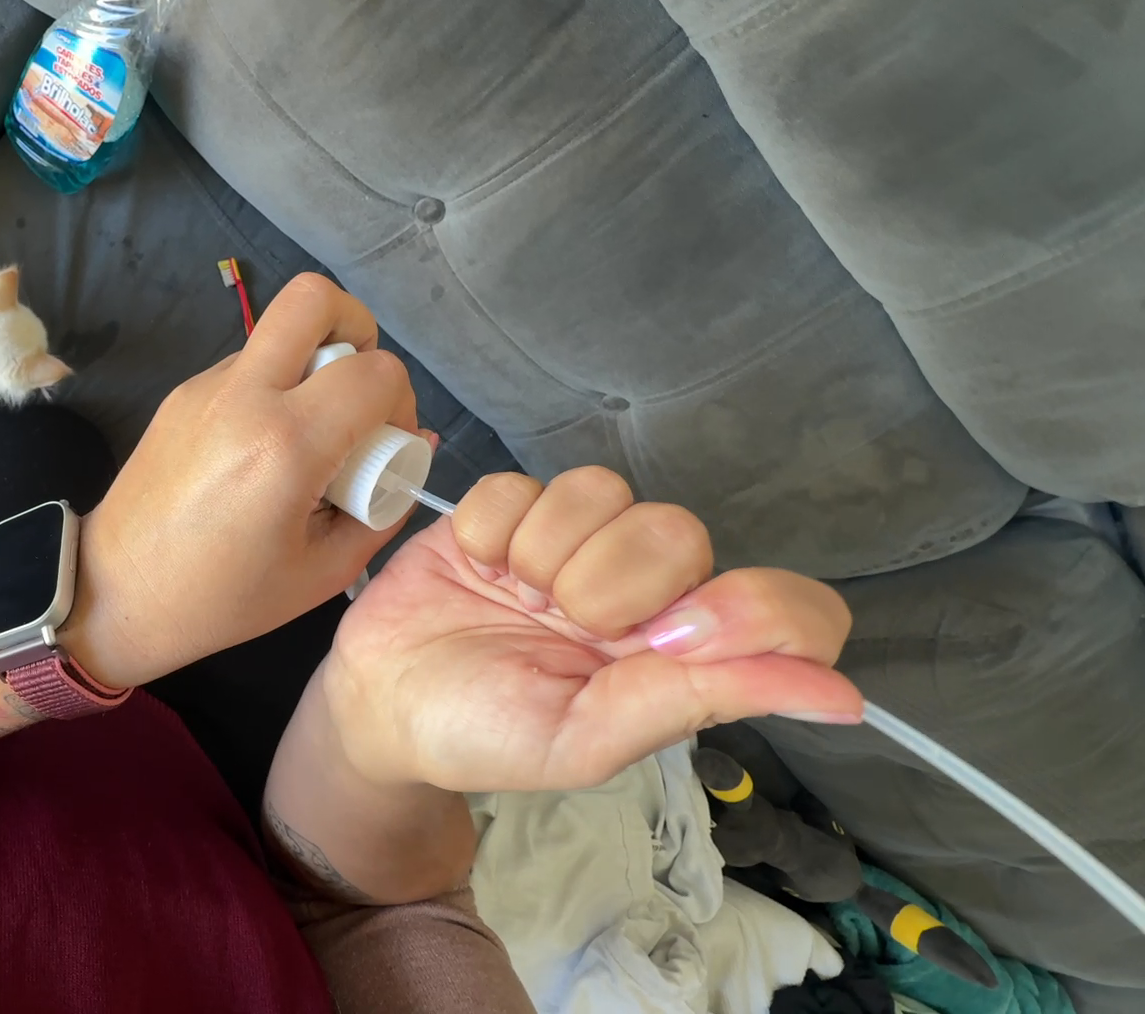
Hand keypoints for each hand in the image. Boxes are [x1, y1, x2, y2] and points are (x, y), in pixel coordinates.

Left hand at [65, 274, 417, 688]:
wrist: (116, 592)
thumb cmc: (222, 599)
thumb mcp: (322, 572)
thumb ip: (383, 507)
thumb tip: (414, 446)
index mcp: (284, 445)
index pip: (375, 371)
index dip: (400, 401)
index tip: (385, 443)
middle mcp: (242, 396)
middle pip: (313, 299)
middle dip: (356, 327)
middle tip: (356, 389)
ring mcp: (202, 388)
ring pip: (277, 334)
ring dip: (309, 365)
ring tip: (303, 435)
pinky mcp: (178, 394)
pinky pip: (244, 365)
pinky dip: (271, 387)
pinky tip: (260, 448)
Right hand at [324, 466, 862, 792]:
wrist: (379, 701)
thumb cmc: (479, 733)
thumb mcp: (583, 739)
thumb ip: (694, 701)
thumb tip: (844, 698)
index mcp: (671, 652)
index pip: (783, 606)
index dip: (742, 608)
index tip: (661, 642)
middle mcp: (632, 587)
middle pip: (676, 528)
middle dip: (609, 579)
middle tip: (559, 621)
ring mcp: (562, 542)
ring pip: (598, 488)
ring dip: (544, 547)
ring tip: (509, 590)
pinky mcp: (499, 514)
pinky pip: (517, 483)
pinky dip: (489, 526)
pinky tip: (474, 564)